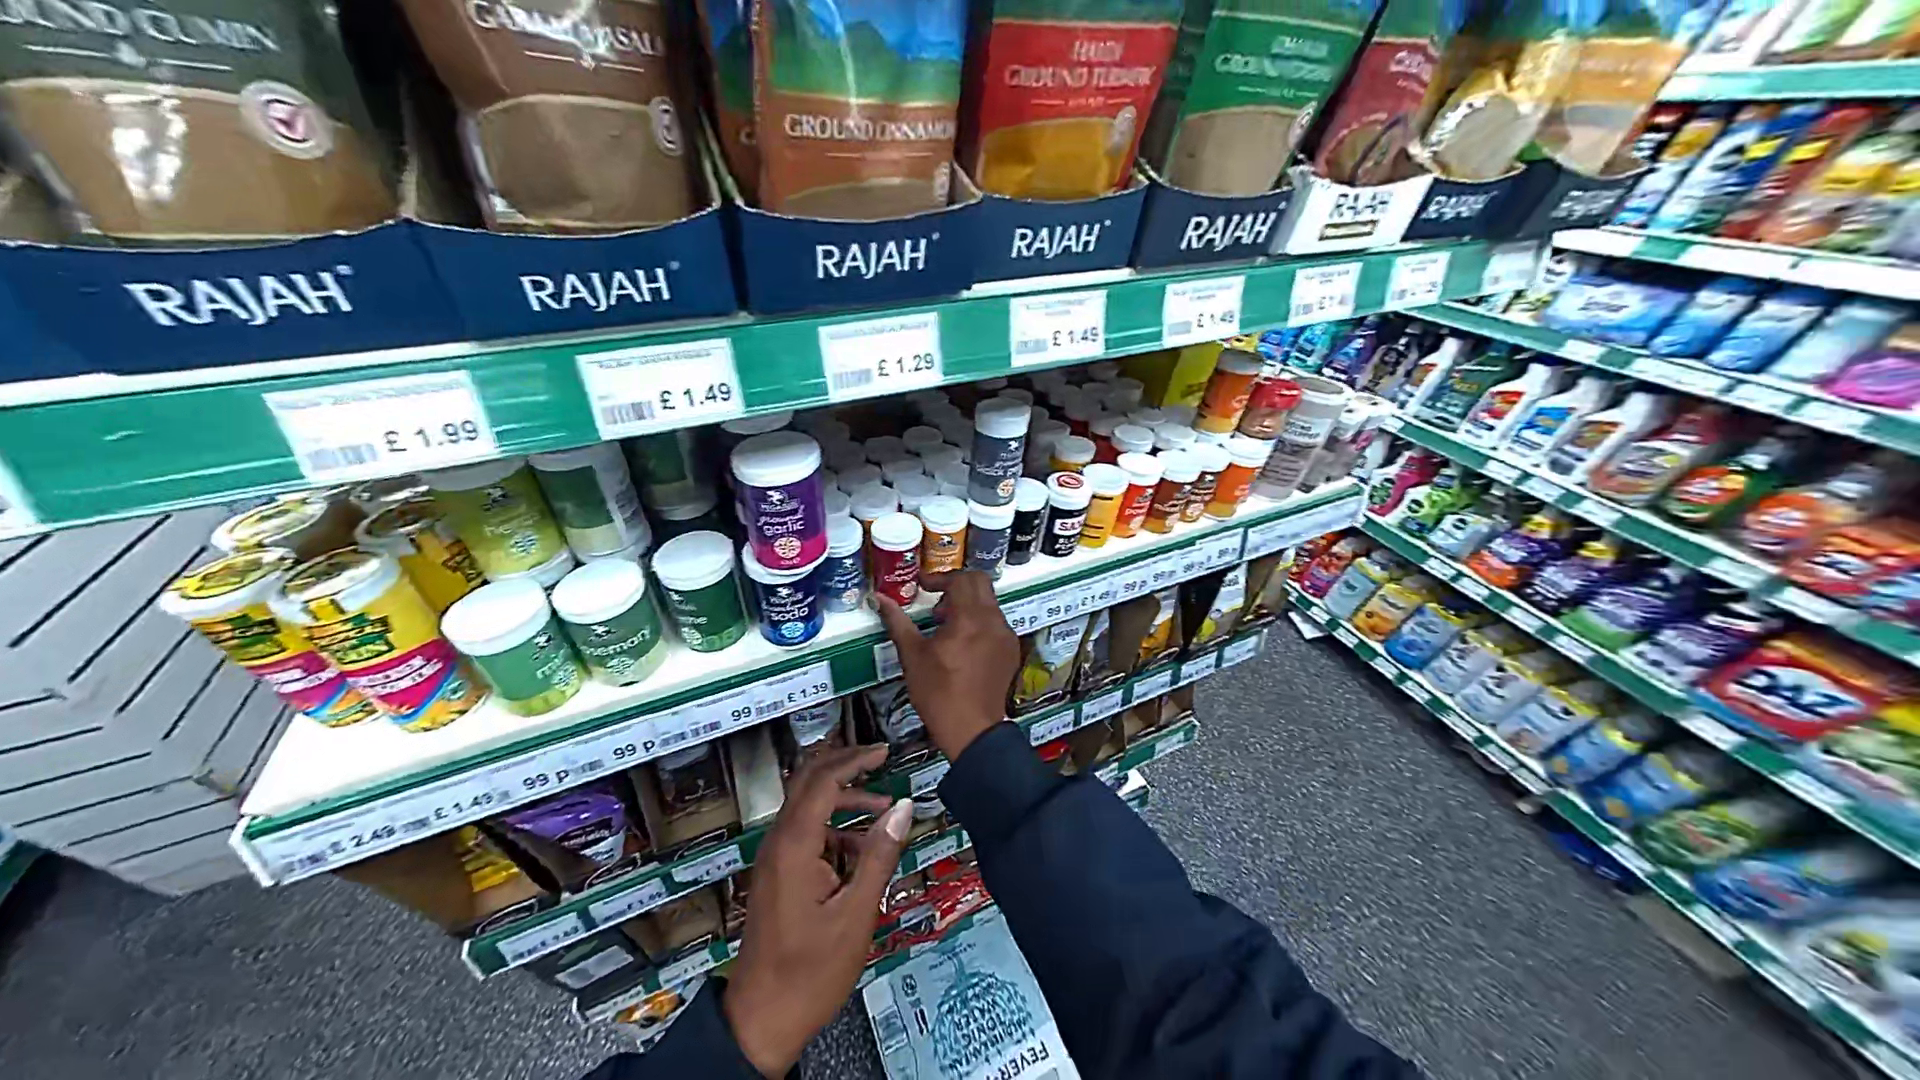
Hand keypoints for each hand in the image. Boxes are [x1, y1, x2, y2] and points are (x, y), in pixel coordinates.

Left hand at [723, 745, 913, 1076]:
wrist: (762, 1020)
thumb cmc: (811, 971)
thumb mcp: (856, 914)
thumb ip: (879, 855)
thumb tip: (902, 807)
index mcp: (794, 845)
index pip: (822, 781)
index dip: (854, 760)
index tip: (883, 752)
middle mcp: (779, 842)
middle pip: (807, 781)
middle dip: (844, 764)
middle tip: (879, 759)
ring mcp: (775, 858)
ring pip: (807, 806)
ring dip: (843, 798)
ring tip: (883, 808)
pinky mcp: (778, 874)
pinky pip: (806, 832)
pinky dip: (834, 826)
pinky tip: (862, 849)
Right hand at [875, 570, 1020, 760]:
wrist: (971, 729)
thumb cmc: (937, 692)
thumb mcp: (912, 655)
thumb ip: (897, 621)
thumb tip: (879, 598)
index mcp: (969, 619)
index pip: (960, 580)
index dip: (938, 578)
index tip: (922, 587)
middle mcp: (993, 621)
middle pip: (980, 583)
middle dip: (956, 586)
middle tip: (935, 601)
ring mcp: (1006, 636)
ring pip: (989, 603)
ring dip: (968, 604)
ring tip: (945, 626)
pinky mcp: (1011, 650)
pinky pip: (996, 622)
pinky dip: (979, 621)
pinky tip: (962, 644)